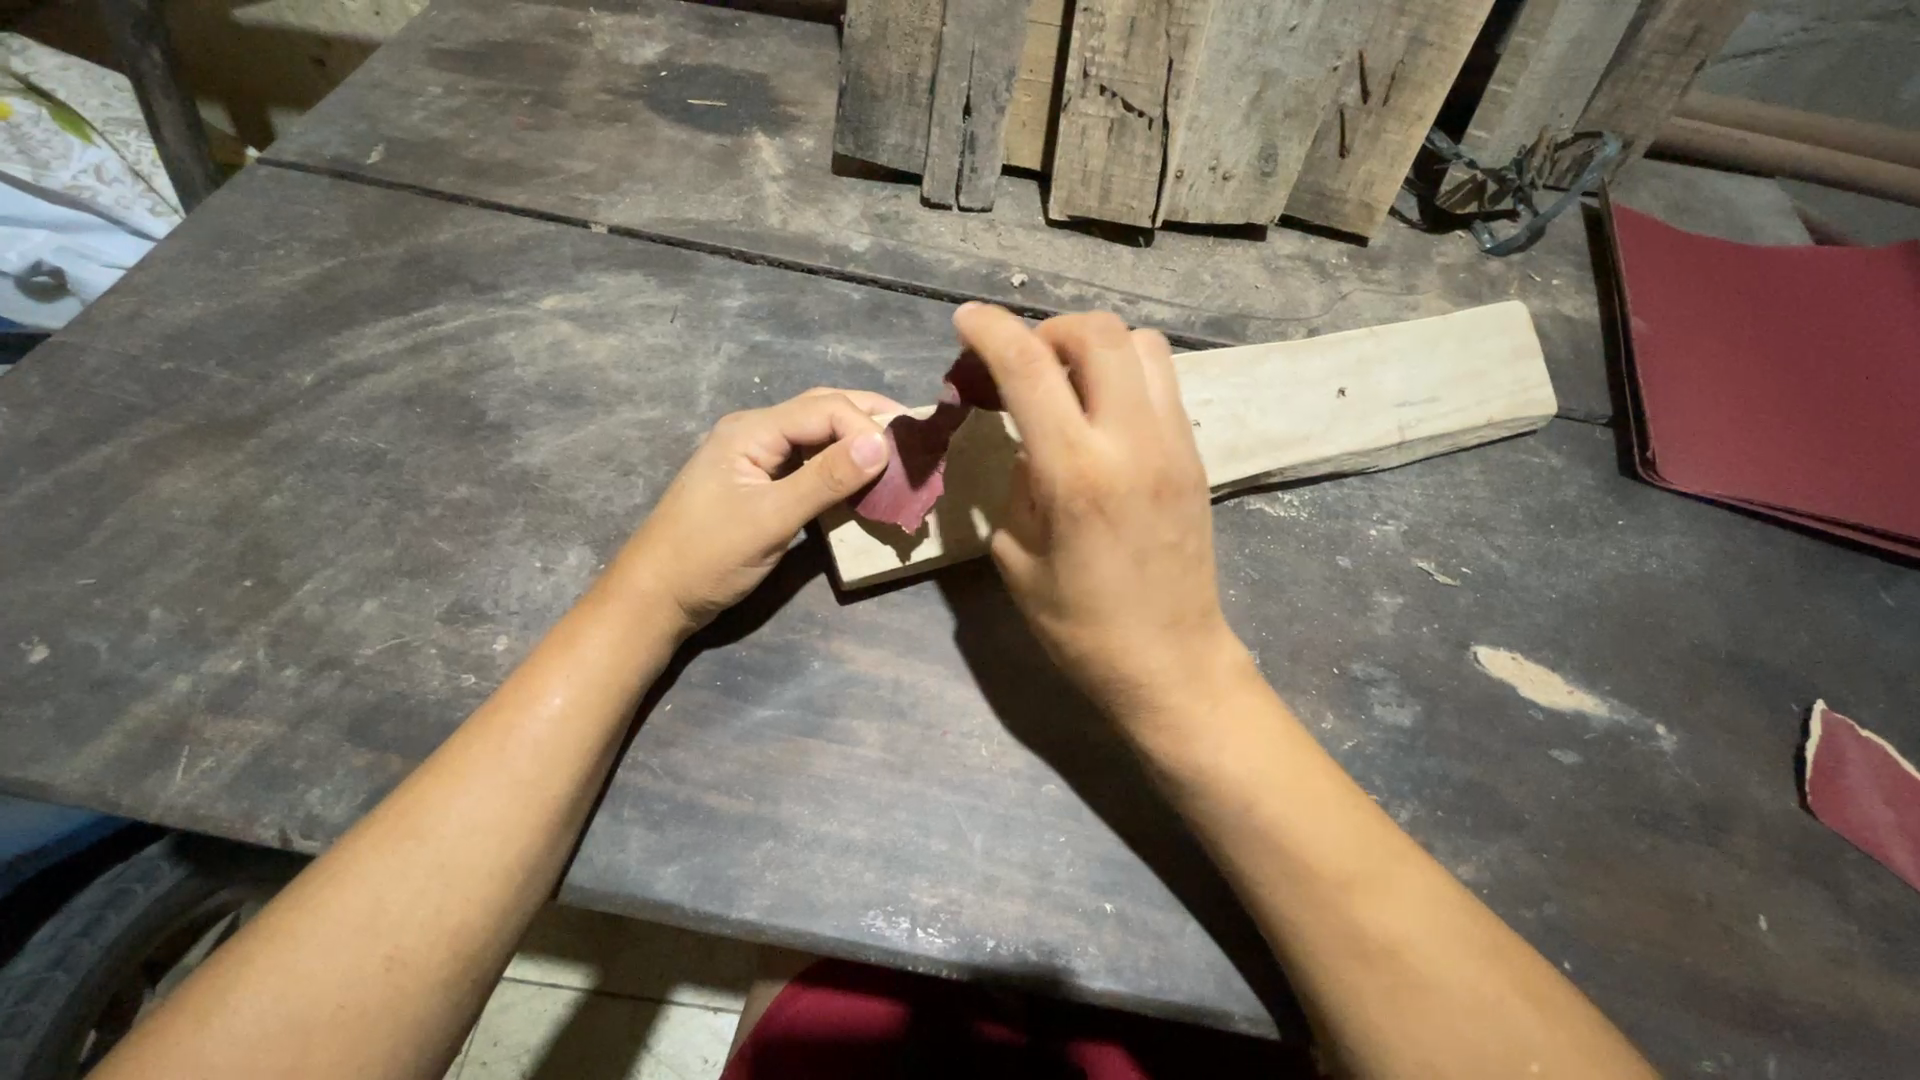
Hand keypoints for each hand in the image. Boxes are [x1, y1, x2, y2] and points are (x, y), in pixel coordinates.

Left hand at [618, 388, 901, 634]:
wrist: (656, 597)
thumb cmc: (707, 558)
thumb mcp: (770, 520)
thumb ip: (825, 480)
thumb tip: (881, 445)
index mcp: (751, 431)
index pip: (824, 408)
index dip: (866, 426)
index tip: (899, 460)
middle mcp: (755, 433)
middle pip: (822, 410)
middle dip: (868, 418)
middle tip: (914, 437)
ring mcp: (756, 458)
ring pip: (817, 434)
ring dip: (856, 439)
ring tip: (898, 453)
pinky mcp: (760, 483)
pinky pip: (808, 461)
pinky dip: (839, 465)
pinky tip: (863, 478)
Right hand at [954, 304, 1246, 738]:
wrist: (1170, 659)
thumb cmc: (1078, 624)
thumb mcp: (1015, 554)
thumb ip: (1017, 480)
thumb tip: (1029, 437)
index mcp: (1074, 472)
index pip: (1028, 367)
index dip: (990, 331)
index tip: (966, 322)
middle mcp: (1131, 440)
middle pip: (1097, 331)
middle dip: (1047, 330)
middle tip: (1021, 364)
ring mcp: (1173, 442)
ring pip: (1142, 343)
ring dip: (1094, 345)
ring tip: (1065, 383)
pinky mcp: (1195, 453)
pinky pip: (1161, 381)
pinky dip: (1123, 373)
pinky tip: (1100, 413)